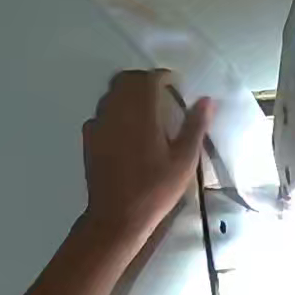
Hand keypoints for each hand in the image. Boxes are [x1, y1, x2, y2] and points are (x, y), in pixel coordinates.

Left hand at [80, 70, 212, 244]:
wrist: (117, 217)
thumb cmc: (155, 189)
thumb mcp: (184, 160)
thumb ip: (195, 126)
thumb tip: (206, 100)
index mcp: (141, 112)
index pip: (149, 78)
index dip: (164, 77)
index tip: (176, 86)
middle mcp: (116, 111)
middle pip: (126, 80)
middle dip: (144, 81)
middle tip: (161, 94)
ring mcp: (98, 124)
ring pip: (110, 94)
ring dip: (127, 94)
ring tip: (145, 111)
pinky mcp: (89, 139)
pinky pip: (100, 114)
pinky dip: (114, 112)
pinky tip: (125, 130)